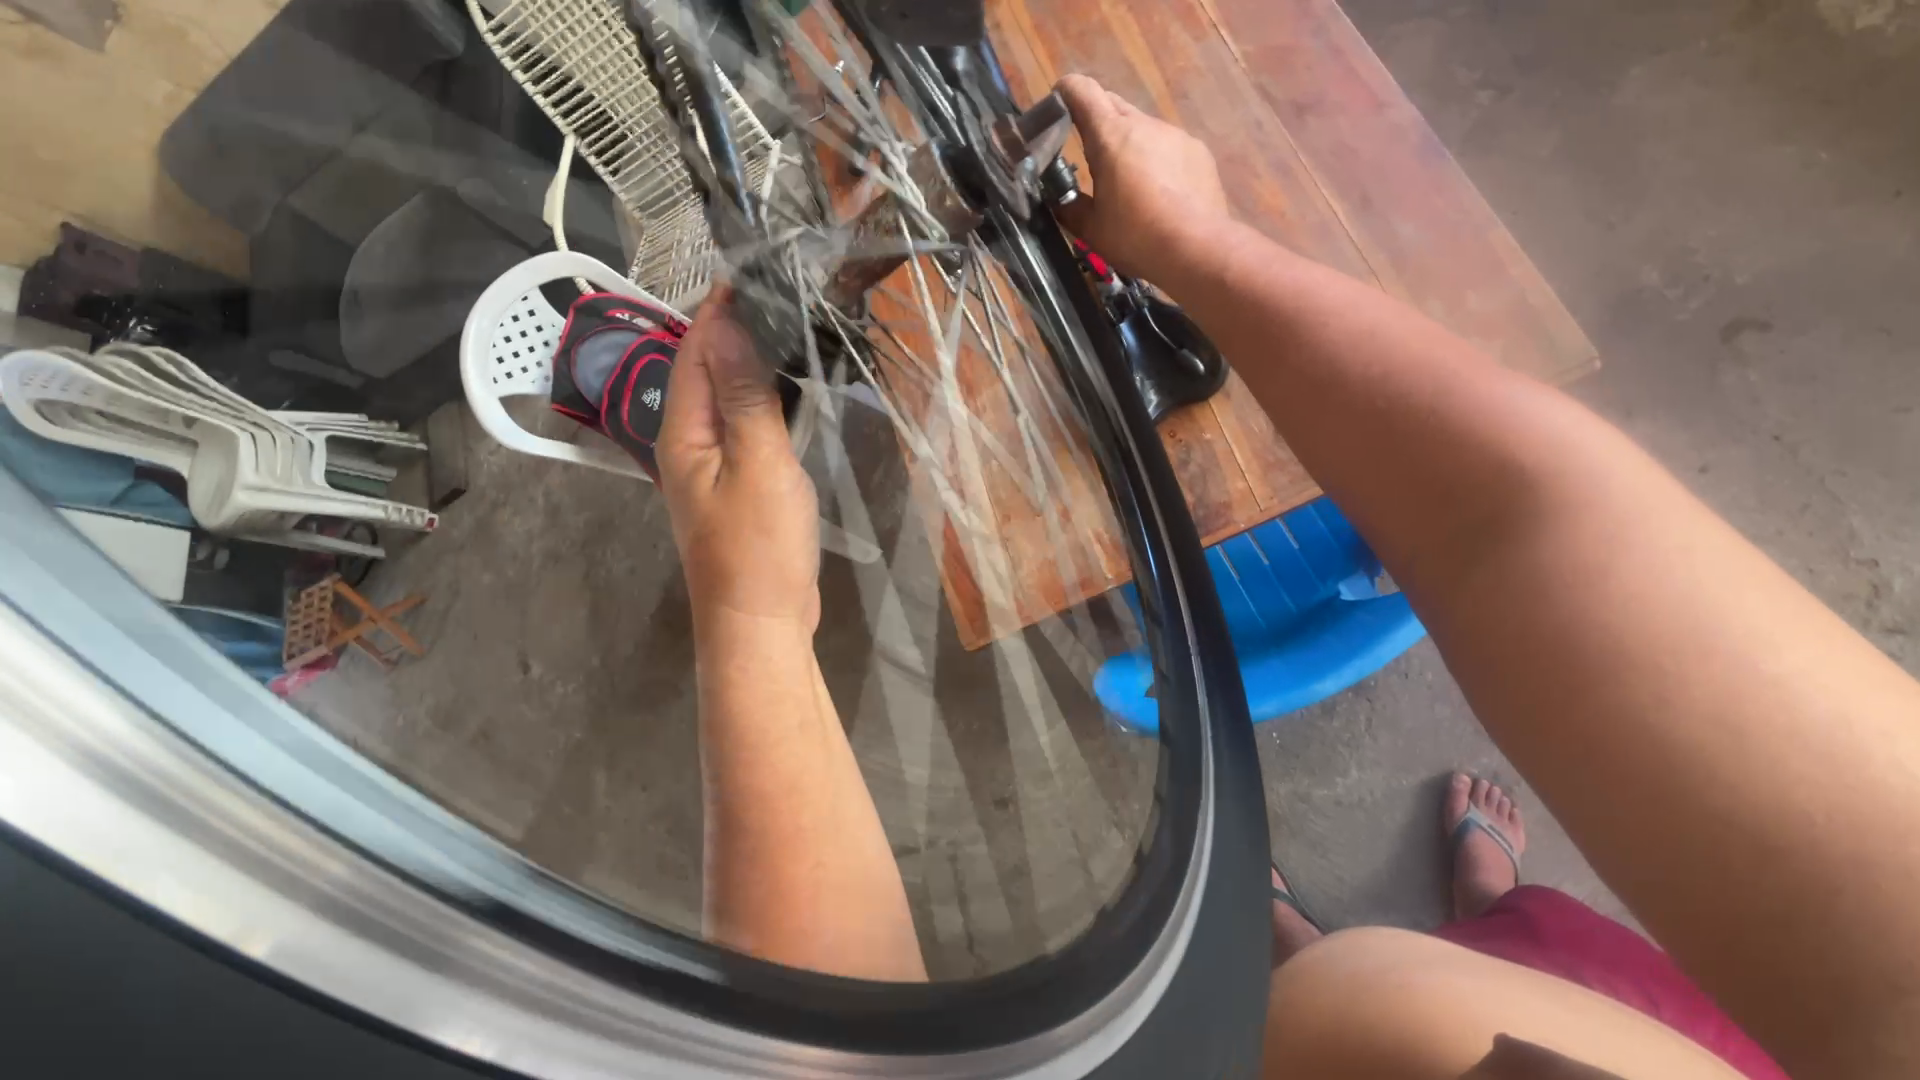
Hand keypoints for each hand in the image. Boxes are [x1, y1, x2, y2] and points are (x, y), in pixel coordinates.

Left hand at [657, 286, 820, 631]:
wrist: (762, 624)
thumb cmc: (759, 547)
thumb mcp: (759, 463)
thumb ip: (744, 394)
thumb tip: (725, 323)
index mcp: (683, 432)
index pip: (693, 350)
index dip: (720, 310)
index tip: (759, 270)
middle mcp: (689, 443)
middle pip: (706, 371)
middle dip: (737, 331)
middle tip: (788, 294)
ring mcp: (712, 468)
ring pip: (728, 400)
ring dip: (753, 365)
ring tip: (795, 328)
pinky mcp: (739, 486)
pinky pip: (746, 428)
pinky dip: (766, 402)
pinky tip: (794, 392)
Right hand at [1054, 74, 1231, 277]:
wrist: (1196, 249)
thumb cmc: (1135, 237)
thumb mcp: (1091, 229)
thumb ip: (1070, 207)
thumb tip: (1059, 199)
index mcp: (1110, 137)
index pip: (1082, 91)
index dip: (1066, 92)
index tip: (1057, 103)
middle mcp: (1144, 125)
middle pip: (1113, 106)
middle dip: (1097, 121)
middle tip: (1089, 155)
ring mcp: (1175, 135)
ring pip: (1143, 128)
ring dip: (1130, 145)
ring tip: (1129, 184)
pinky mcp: (1197, 152)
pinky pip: (1168, 147)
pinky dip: (1157, 161)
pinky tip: (1160, 194)